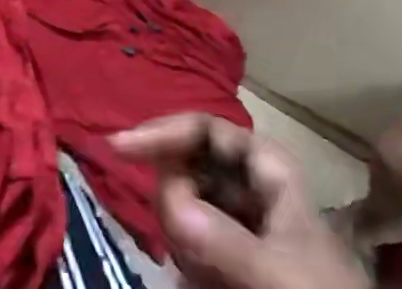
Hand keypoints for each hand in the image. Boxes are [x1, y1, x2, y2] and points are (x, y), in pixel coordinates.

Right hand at [112, 114, 368, 288]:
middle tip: (181, 247)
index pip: (202, 127)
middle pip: (185, 168)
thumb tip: (170, 203)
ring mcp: (238, 218)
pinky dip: (188, 261)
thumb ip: (226, 241)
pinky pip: (191, 242)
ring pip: (183, 207)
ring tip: (205, 278)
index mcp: (265, 167)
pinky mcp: (232, 251)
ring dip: (182, 240)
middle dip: (174, 203)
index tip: (120, 148)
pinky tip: (202, 283)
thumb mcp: (281, 276)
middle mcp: (248, 183)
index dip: (161, 131)